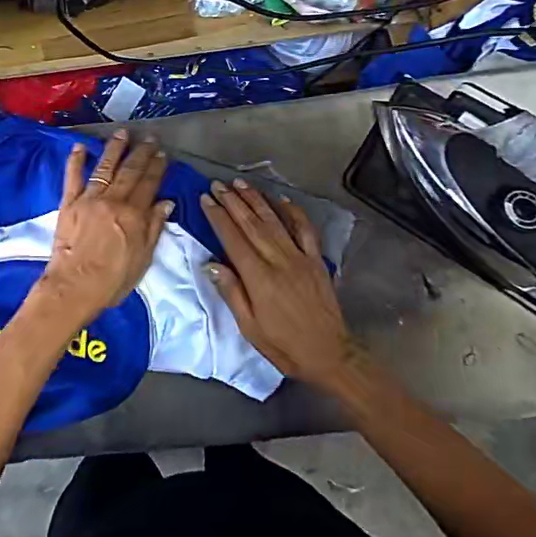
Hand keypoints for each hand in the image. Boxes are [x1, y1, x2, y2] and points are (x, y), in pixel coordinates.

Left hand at [38, 130, 174, 325]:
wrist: (74, 289)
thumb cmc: (113, 280)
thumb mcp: (143, 258)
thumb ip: (154, 228)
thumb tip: (166, 202)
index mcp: (135, 214)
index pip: (149, 183)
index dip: (157, 166)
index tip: (163, 153)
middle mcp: (114, 200)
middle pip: (130, 170)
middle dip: (141, 152)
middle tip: (149, 138)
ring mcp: (89, 199)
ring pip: (105, 167)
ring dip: (115, 148)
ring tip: (122, 132)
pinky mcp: (68, 204)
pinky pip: (72, 177)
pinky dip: (76, 161)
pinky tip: (80, 146)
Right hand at [200, 178, 356, 388]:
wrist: (328, 352)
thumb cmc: (284, 346)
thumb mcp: (249, 328)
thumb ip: (232, 292)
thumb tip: (212, 264)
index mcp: (259, 279)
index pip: (233, 239)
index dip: (219, 217)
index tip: (206, 199)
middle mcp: (279, 260)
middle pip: (252, 224)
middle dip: (233, 202)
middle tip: (218, 184)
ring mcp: (300, 257)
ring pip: (274, 221)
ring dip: (256, 200)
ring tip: (240, 184)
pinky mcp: (315, 258)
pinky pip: (304, 229)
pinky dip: (293, 211)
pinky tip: (281, 199)